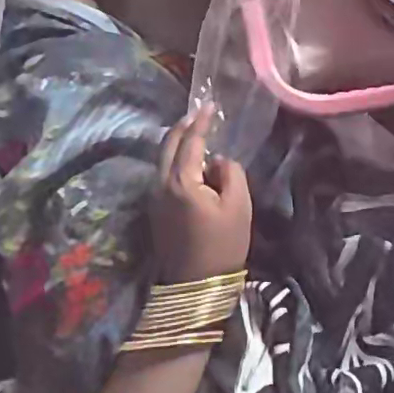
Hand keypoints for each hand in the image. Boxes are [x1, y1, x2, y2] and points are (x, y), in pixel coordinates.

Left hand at [150, 105, 251, 283]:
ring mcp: (155, 198)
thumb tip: (218, 160)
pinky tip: (189, 161)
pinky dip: (174, 159)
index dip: (201, 122)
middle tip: (198, 114)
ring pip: (162, 159)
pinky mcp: (156, 210)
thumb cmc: (222, 246)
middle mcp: (162, 184)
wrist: (195, 287)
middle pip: (168, 145)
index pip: (190, 142)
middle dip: (183, 127)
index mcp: (182, 181)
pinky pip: (163, 173)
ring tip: (194, 133)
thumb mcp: (239, 207)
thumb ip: (231, 174)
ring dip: (177, 142)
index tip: (210, 105)